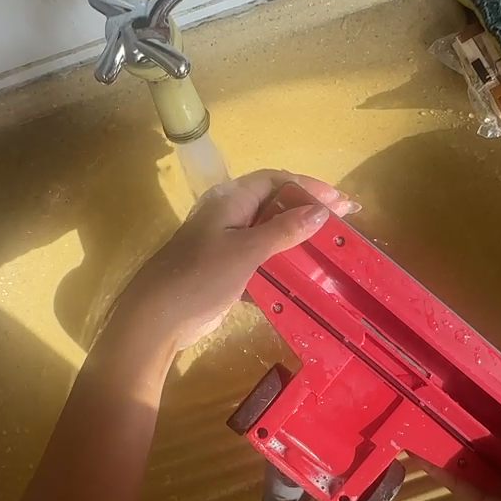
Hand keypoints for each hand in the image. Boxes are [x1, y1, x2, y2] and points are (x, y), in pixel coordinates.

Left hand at [113, 169, 357, 352]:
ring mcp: (225, 243)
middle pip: (274, 205)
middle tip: (342, 225)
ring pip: (268, 234)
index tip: (343, 202)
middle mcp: (228, 215)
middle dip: (308, 212)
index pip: (277, 180)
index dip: (310, 187)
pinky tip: (302, 279)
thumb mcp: (246, 251)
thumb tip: (321, 212)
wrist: (157, 319)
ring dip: (297, 240)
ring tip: (329, 250)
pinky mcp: (225, 271)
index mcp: (230, 199)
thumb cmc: (200, 278)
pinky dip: (281, 265)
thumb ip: (284, 231)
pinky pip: (260, 260)